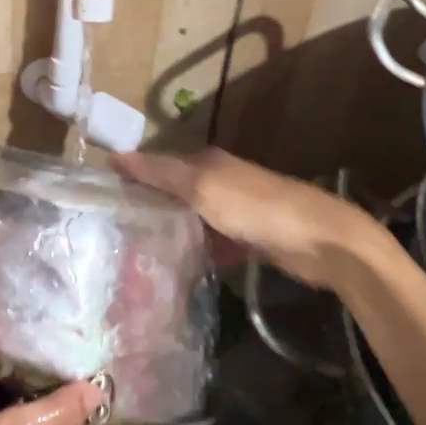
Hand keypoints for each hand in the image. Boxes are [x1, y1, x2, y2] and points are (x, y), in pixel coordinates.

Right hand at [111, 148, 384, 287]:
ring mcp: (236, 211)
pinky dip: (197, 251)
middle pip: (173, 192)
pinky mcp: (250, 238)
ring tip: (137, 254)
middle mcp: (219, 180)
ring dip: (171, 231)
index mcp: (206, 162)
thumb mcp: (203, 187)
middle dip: (147, 206)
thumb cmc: (258, 208)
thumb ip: (161, 173)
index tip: (100, 199)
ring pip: (191, 218)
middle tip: (113, 232)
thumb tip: (115, 155)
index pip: (157, 165)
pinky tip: (179, 269)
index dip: (131, 178)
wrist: (325, 242)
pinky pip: (212, 242)